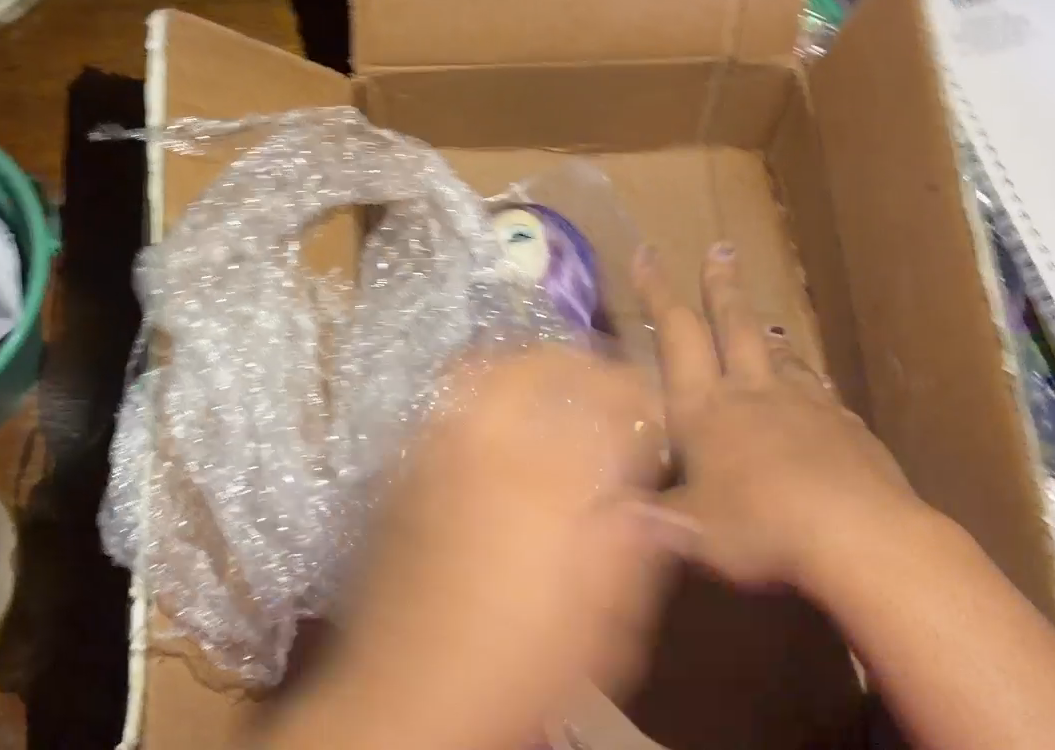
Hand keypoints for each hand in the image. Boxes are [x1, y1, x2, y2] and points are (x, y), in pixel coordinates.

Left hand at [286, 346, 684, 749]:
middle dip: (574, 360)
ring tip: (549, 389)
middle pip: (532, 364)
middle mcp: (486, 447)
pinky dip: (477, 396)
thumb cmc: (517, 669)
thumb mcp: (604, 627)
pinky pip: (443, 405)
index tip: (652, 408)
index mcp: (549, 482)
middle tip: (600, 380)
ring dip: (521, 368)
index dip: (636, 395)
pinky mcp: (402, 470)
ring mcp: (434, 452)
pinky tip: (494, 428)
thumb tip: (652, 503)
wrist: (406, 694)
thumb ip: (630, 548)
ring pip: (479, 372)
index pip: (604, 404)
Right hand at [637, 243, 928, 593]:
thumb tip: (603, 511)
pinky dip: (807, 382)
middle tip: (721, 247)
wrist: (860, 538)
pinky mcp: (847, 430)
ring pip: (780, 354)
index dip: (659, 291)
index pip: (677, 334)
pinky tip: (811, 390)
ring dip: (764, 330)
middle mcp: (751, 393)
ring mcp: (805, 407)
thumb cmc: (757, 526)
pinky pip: (820, 394)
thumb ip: (648, 515)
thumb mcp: (687, 529)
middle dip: (722, 285)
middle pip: (734, 324)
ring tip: (761, 317)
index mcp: (704, 406)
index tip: (649, 253)